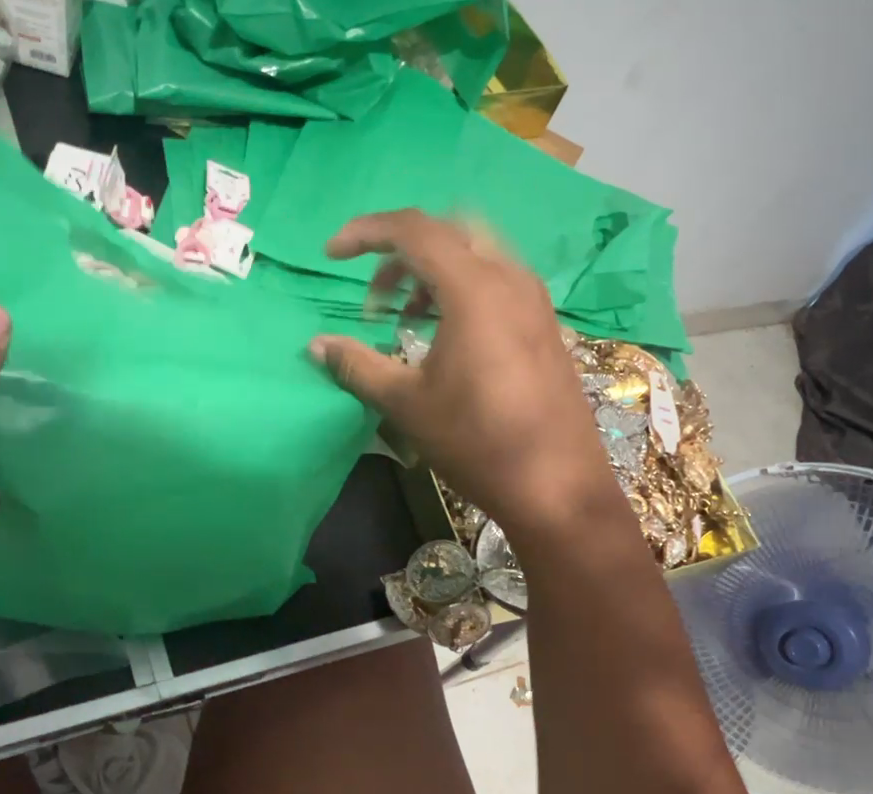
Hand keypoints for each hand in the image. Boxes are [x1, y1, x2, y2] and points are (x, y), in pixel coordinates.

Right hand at [309, 211, 618, 541]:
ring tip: (406, 319)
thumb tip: (316, 346)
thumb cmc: (476, 442)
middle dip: (402, 250)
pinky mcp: (544, 324)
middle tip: (376, 296)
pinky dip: (462, 288)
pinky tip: (446, 337)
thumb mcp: (407, 404)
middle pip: (448, 231)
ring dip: (433, 271)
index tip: (331, 255)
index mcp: (474, 288)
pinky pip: (497, 280)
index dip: (365, 233)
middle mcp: (510, 279)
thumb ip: (357, 366)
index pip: (413, 230)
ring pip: (476, 254)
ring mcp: (534, 300)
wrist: (556, 486)